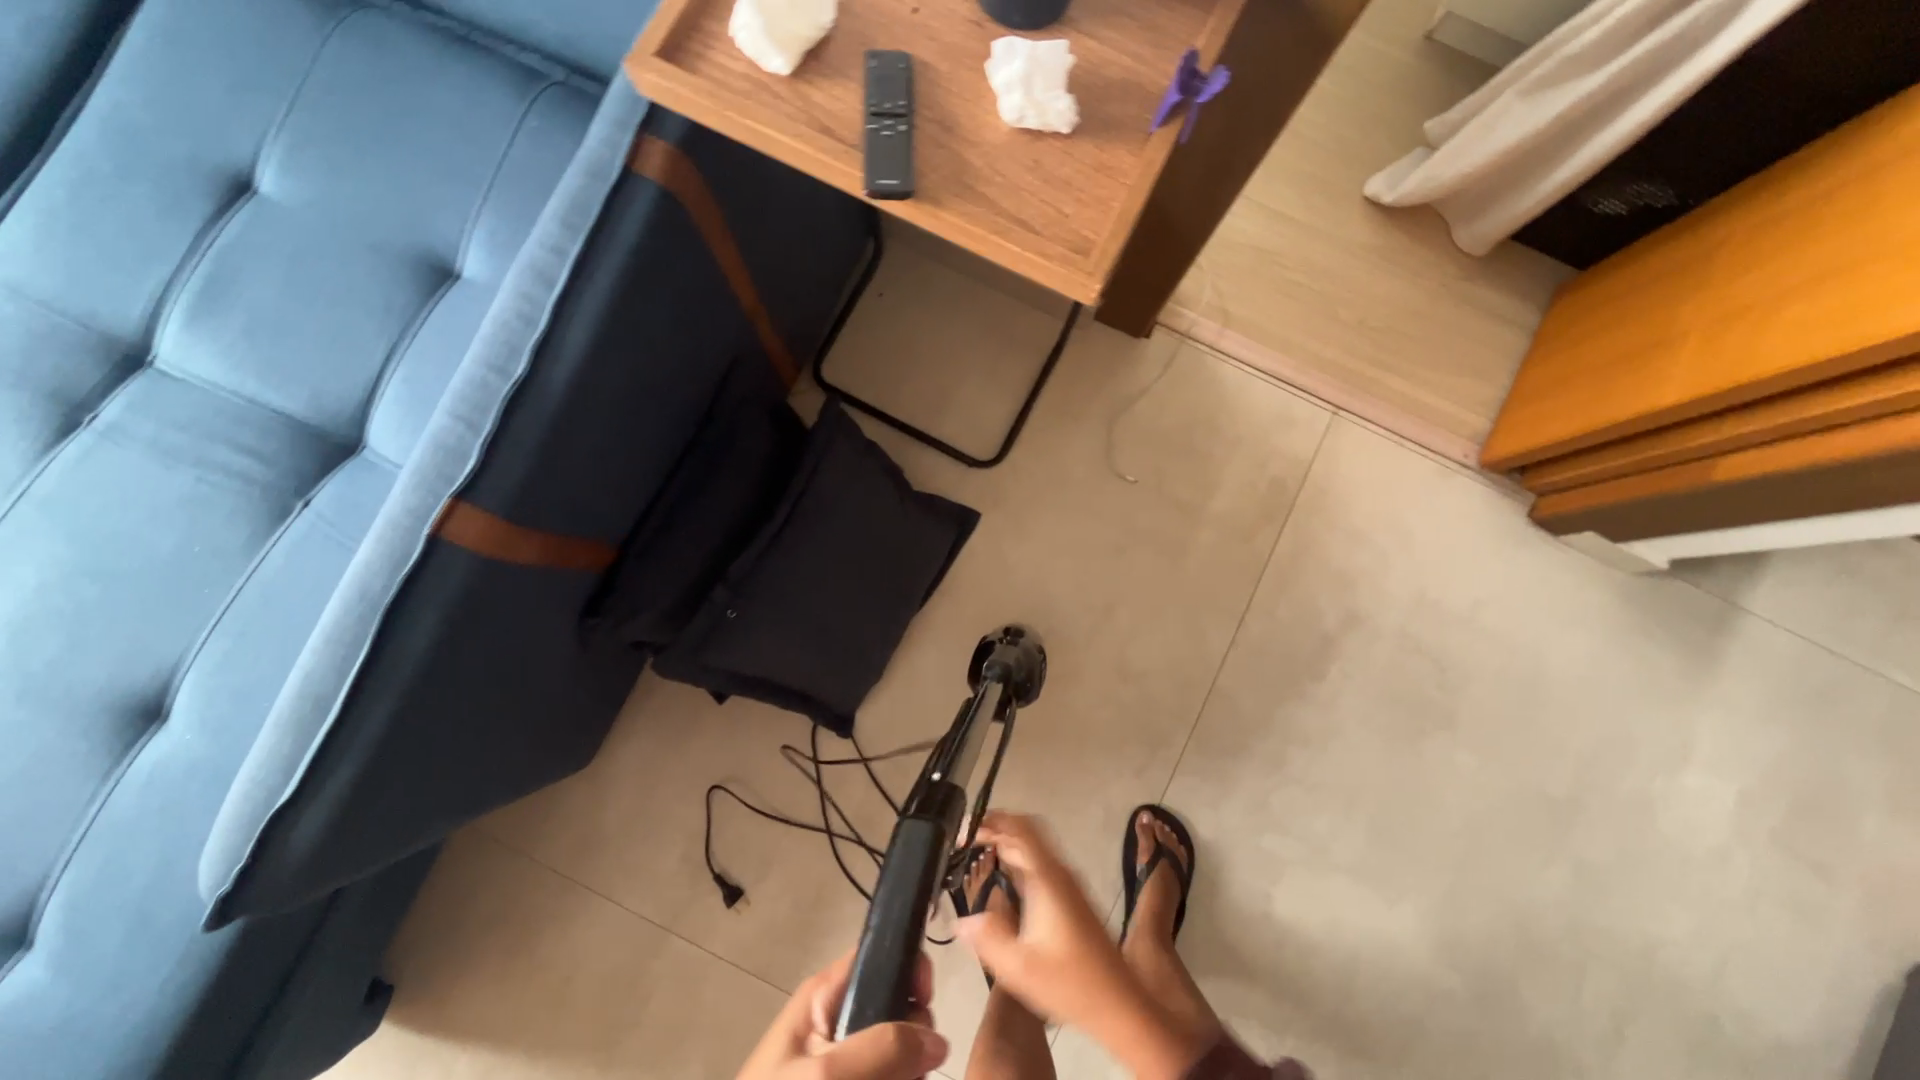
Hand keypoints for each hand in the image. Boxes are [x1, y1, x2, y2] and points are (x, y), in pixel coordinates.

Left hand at [735, 948, 948, 1079]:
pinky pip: (889, 1075)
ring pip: (899, 1048)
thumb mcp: (824, 1075)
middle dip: (914, 1034)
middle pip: (898, 1005)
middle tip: (910, 1070)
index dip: (909, 969)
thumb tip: (938, 1039)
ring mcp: (844, 1057)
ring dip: (909, 1069)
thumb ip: (882, 1050)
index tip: (924, 1004)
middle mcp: (838, 1018)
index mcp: (825, 995)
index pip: (880, 954)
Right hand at [954, 812, 1205, 1079]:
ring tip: (978, 854)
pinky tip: (1004, 879)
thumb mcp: (1019, 966)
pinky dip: (1020, 860)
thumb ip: (987, 938)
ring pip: (1036, 849)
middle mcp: (1060, 875)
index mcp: (1047, 880)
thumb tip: (961, 920)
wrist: (1120, 1004)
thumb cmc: (1071, 984)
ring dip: (1008, 843)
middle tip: (965, 840)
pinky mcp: (1073, 901)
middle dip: (996, 829)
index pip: (1019, 829)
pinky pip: (1041, 866)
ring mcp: (1069, 887)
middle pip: (1028, 833)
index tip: (963, 828)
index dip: (991, 820)